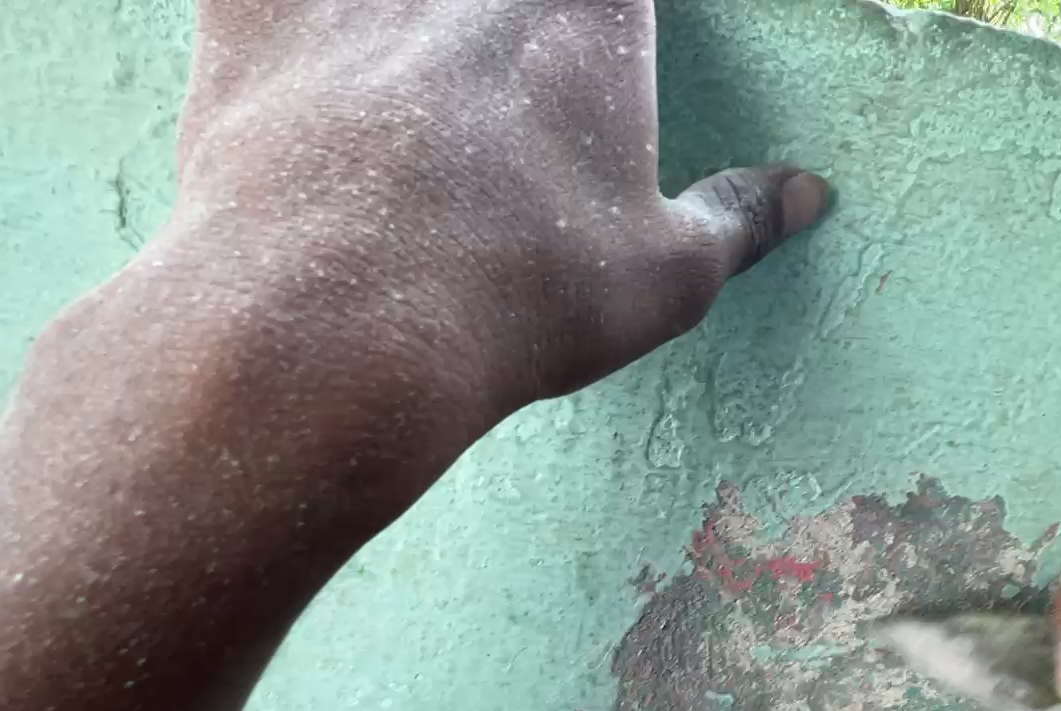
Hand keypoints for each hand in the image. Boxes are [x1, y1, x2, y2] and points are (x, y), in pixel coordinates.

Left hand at [29, 0, 827, 515]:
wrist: (347, 327)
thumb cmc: (530, 296)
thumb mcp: (668, 278)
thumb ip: (741, 221)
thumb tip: (811, 195)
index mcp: (588, 9)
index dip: (635, 16)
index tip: (631, 38)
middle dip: (545, 20)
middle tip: (542, 61)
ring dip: (424, 17)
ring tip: (446, 65)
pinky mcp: (249, 10)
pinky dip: (293, 3)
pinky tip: (315, 25)